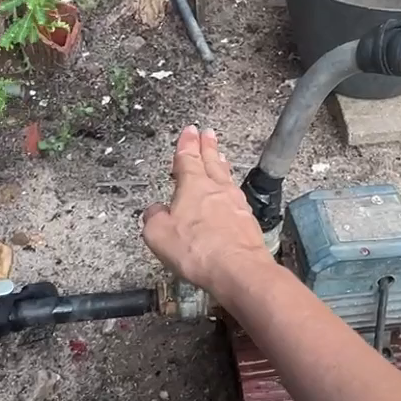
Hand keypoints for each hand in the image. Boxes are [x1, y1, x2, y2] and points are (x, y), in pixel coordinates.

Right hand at [142, 126, 278, 304]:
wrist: (238, 269)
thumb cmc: (199, 250)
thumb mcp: (158, 235)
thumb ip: (153, 218)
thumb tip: (153, 211)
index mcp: (193, 186)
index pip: (188, 157)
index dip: (187, 143)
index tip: (189, 131)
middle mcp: (216, 189)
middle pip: (211, 161)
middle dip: (207, 146)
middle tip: (207, 134)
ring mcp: (235, 203)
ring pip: (225, 176)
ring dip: (220, 164)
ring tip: (219, 157)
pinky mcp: (246, 220)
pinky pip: (235, 197)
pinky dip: (230, 190)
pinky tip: (231, 194)